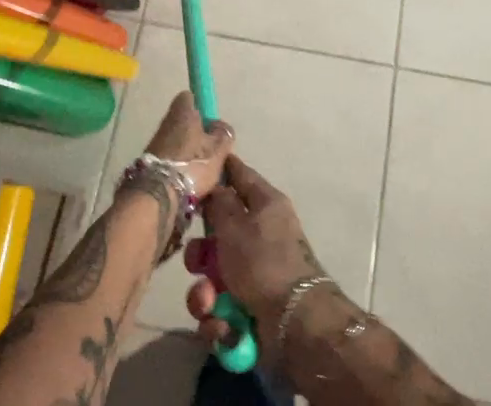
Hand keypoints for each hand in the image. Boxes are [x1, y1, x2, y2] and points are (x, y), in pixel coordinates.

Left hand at [143, 91, 233, 198]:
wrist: (157, 195)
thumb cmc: (192, 165)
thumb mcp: (219, 149)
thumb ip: (223, 133)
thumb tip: (218, 126)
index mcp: (182, 113)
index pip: (189, 96)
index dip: (201, 105)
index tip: (211, 121)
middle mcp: (165, 123)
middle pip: (183, 122)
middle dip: (197, 134)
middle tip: (212, 152)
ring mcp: (155, 144)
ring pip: (177, 143)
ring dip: (189, 153)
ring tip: (203, 173)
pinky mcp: (150, 163)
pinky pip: (170, 160)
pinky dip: (180, 167)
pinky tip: (190, 183)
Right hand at [183, 155, 327, 341]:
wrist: (294, 323)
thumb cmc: (263, 262)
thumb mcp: (235, 226)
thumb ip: (219, 203)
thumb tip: (215, 187)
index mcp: (266, 206)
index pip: (241, 176)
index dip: (222, 169)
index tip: (201, 165)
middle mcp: (262, 235)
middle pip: (218, 235)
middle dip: (200, 255)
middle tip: (196, 263)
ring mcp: (256, 273)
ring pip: (214, 277)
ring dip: (205, 295)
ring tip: (209, 304)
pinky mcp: (251, 307)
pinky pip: (221, 310)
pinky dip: (218, 320)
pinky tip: (222, 325)